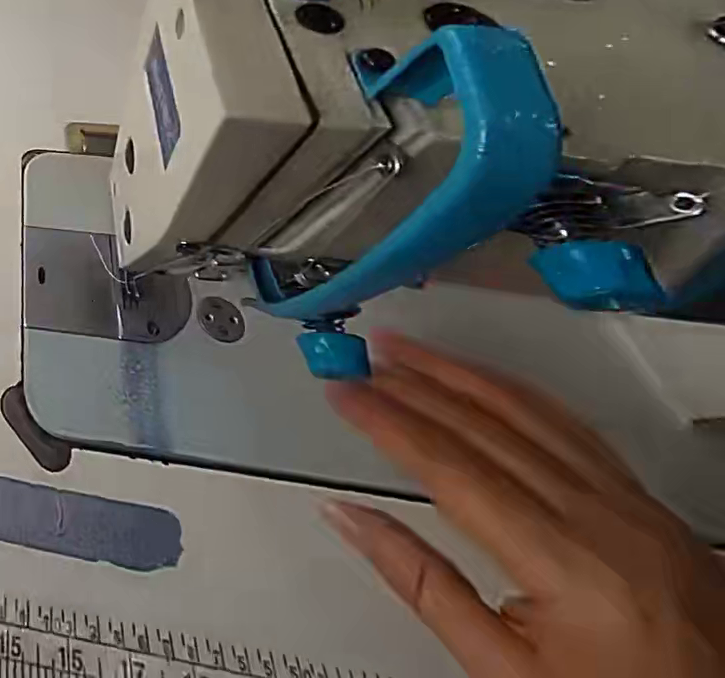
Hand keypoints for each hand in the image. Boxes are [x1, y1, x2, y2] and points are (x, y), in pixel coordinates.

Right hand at [322, 331, 724, 677]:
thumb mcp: (507, 669)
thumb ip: (420, 582)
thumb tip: (345, 515)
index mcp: (566, 565)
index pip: (447, 465)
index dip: (383, 419)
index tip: (338, 390)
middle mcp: (607, 524)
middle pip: (484, 428)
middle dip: (407, 385)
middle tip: (352, 361)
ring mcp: (640, 513)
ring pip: (531, 414)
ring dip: (456, 372)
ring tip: (403, 348)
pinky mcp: (655, 512)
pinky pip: (574, 429)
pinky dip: (514, 392)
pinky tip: (480, 380)